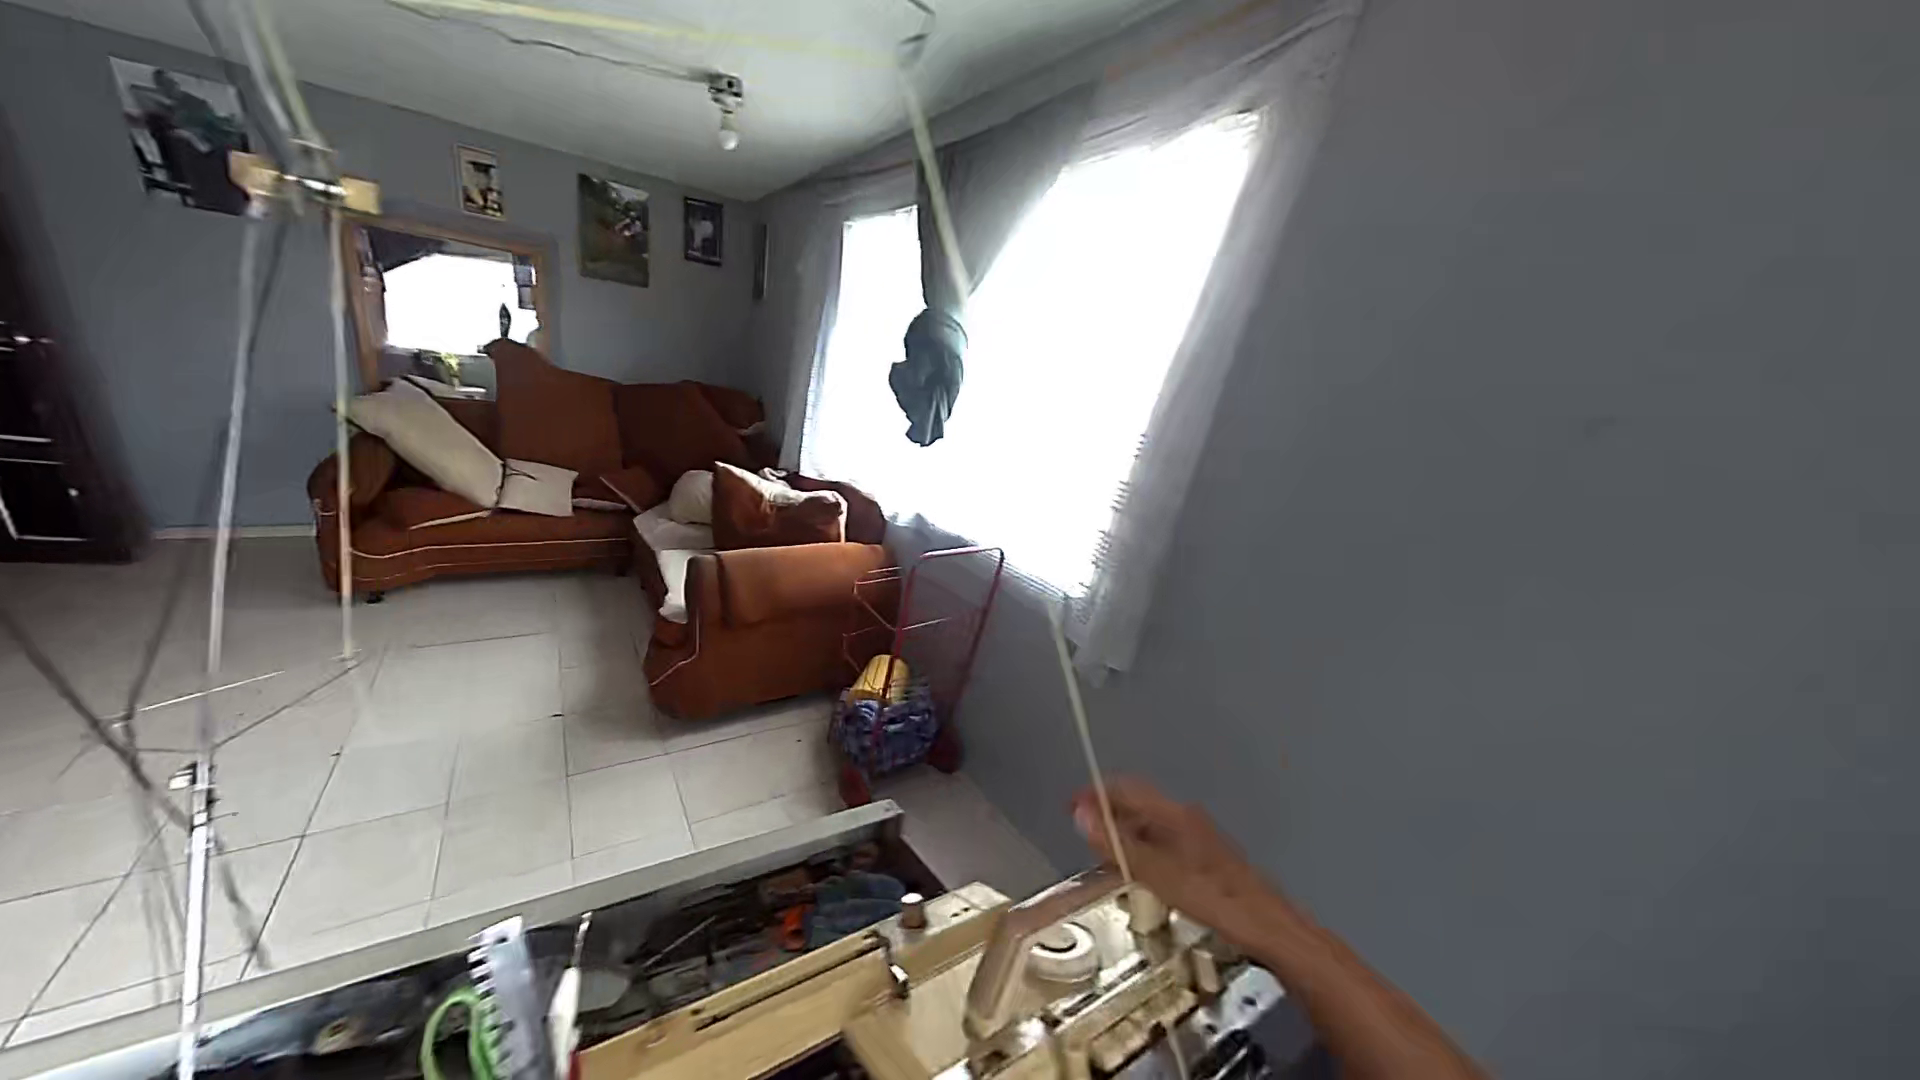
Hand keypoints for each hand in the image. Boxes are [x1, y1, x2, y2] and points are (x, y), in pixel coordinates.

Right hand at [1071, 777, 1289, 948]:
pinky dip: (1141, 844)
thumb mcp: (1156, 873)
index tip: (1071, 804)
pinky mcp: (1205, 854)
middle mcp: (1184, 815)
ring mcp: (1197, 834)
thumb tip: (1080, 814)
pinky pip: (1162, 837)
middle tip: (1082, 826)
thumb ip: (1117, 844)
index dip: (1096, 792)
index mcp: (1172, 813)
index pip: (1127, 788)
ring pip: (1150, 821)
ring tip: (1103, 848)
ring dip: (1124, 828)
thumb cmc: (1211, 895)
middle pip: (1138, 802)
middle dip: (1108, 810)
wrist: (1268, 925)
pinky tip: (1137, 867)